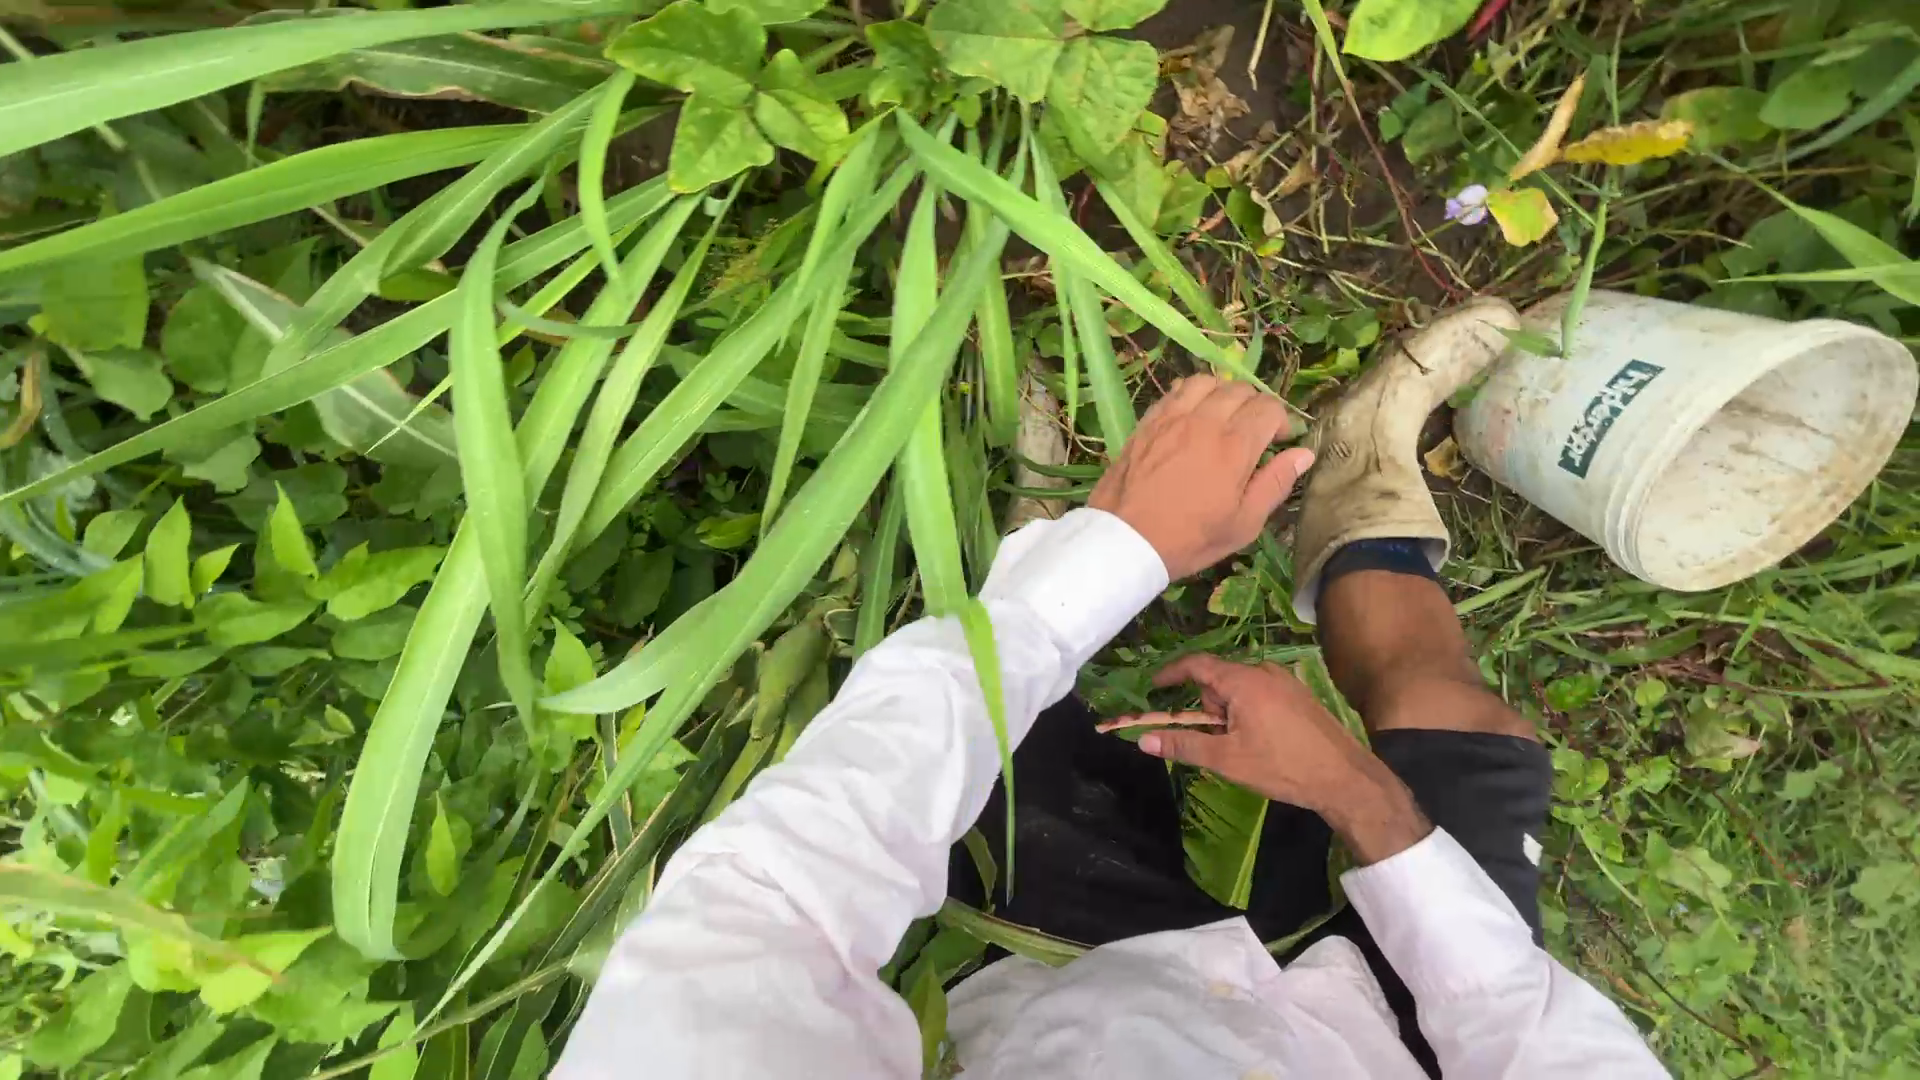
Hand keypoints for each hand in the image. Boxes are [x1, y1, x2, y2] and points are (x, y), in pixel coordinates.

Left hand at [1088, 375, 1313, 579]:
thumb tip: (1303, 454)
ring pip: (1205, 383)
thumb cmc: (1189, 539)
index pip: (1268, 407)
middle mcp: (1203, 422)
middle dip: (1253, 406)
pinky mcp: (1146, 423)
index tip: (1277, 442)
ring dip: (1221, 394)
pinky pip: (1174, 392)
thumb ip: (1275, 484)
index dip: (1280, 421)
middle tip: (1251, 432)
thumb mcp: (1243, 524)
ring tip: (1221, 418)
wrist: (1125, 540)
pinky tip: (1191, 417)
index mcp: (1234, 446)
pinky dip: (1189, 396)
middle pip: (1239, 389)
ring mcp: (1170, 418)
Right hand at [1101, 653, 1431, 863]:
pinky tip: (1262, 740)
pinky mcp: (1300, 695)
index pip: (1196, 664)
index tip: (1153, 686)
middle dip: (1209, 706)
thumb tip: (1144, 740)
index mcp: (1244, 681)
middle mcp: (1264, 672)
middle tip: (1216, 739)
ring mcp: (1286, 681)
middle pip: (1219, 678)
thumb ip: (1184, 745)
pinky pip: (1261, 692)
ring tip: (1242, 745)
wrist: (1347, 780)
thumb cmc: (1282, 767)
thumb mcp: (1227, 760)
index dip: (1171, 673)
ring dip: (1229, 710)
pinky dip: (1248, 710)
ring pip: (1240, 687)